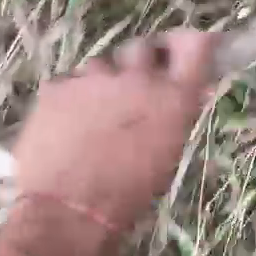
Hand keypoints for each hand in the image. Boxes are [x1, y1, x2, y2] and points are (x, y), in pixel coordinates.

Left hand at [7, 30, 215, 237]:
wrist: (68, 213)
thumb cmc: (129, 193)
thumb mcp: (168, 151)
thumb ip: (175, 112)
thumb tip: (181, 93)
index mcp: (175, 96)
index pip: (195, 45)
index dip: (189, 43)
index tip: (181, 50)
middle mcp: (140, 77)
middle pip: (144, 46)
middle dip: (139, 62)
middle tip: (130, 86)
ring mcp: (96, 77)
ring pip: (101, 65)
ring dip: (101, 82)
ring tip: (91, 115)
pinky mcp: (59, 86)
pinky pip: (69, 82)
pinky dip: (70, 98)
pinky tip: (65, 125)